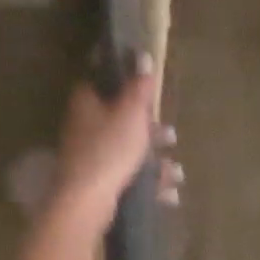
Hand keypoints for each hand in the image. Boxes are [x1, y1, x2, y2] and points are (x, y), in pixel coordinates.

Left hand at [51, 55, 163, 221]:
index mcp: (86, 104)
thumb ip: (138, 87)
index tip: (148, 89)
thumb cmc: (109, 149)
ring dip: (155, 160)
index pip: (101, 83)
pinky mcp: (96, 183)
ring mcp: (88, 157)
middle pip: (119, 120)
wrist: (87, 202)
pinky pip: (127, 177)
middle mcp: (83, 128)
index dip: (124, 83)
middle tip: (170, 136)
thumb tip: (142, 57)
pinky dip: (148, 183)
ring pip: (126, 151)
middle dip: (150, 129)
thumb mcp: (131, 113)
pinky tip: (169, 193)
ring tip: (176, 172)